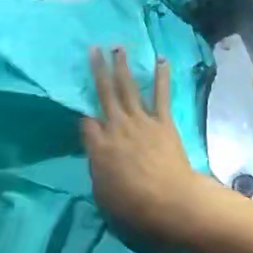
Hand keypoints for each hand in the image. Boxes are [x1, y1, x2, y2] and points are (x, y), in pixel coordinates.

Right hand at [81, 47, 225, 244]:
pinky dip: (161, 77)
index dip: (82, 114)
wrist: (171, 200)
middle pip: (105, 94)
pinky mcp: (163, 122)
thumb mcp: (102, 193)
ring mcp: (142, 121)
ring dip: (123, 67)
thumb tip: (98, 155)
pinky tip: (161, 60)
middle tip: (94, 49)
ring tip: (118, 48)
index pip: (85, 123)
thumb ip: (97, 169)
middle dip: (99, 71)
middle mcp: (117, 126)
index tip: (81, 110)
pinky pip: (161, 95)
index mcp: (99, 146)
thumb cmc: (133, 204)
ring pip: (129, 88)